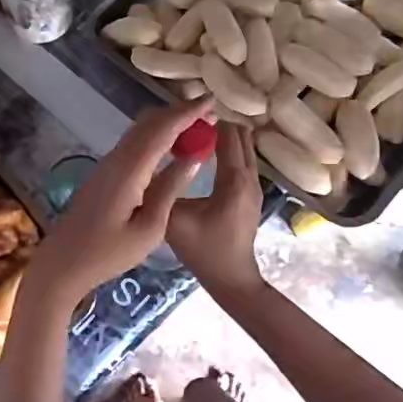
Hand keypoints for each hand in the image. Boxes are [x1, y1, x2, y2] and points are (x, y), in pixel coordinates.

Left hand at [25, 98, 213, 308]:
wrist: (63, 263)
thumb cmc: (108, 254)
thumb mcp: (150, 229)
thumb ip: (171, 189)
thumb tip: (194, 158)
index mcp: (129, 171)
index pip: (162, 130)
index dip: (188, 112)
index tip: (212, 100)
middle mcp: (116, 160)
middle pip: (149, 123)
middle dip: (180, 113)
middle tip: (210, 112)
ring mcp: (107, 165)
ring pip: (140, 131)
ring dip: (167, 123)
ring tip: (196, 125)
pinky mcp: (104, 174)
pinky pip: (134, 144)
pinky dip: (155, 136)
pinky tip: (170, 146)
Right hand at [165, 123, 262, 294]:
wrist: (232, 279)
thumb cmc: (204, 251)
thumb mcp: (174, 220)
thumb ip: (163, 191)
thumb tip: (147, 166)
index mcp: (234, 180)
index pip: (228, 134)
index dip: (208, 122)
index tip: (185, 122)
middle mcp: (250, 178)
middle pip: (241, 136)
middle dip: (217, 127)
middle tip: (190, 130)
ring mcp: (255, 187)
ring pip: (245, 149)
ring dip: (224, 140)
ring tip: (196, 142)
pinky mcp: (252, 197)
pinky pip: (243, 163)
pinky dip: (229, 154)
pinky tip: (206, 163)